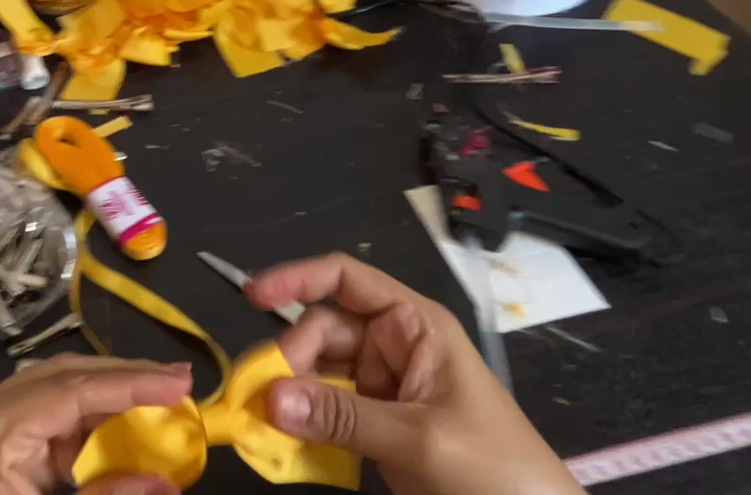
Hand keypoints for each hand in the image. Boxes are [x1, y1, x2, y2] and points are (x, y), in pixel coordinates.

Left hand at [0, 355, 192, 494]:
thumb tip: (168, 484)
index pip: (72, 388)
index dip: (130, 382)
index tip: (180, 381)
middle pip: (66, 376)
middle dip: (125, 376)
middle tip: (180, 381)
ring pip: (60, 387)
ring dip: (111, 392)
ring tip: (162, 392)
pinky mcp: (0, 440)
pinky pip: (51, 415)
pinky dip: (91, 418)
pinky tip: (124, 421)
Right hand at [246, 252, 583, 494]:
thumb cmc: (498, 472)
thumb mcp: (422, 441)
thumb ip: (344, 419)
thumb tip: (269, 398)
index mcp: (413, 325)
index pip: (345, 279)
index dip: (297, 278)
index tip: (252, 294)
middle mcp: (392, 346)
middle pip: (322, 330)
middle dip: (290, 356)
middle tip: (264, 395)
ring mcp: (382, 388)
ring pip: (317, 371)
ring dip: (290, 392)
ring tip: (263, 420)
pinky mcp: (374, 427)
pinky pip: (325, 411)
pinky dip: (302, 422)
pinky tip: (283, 441)